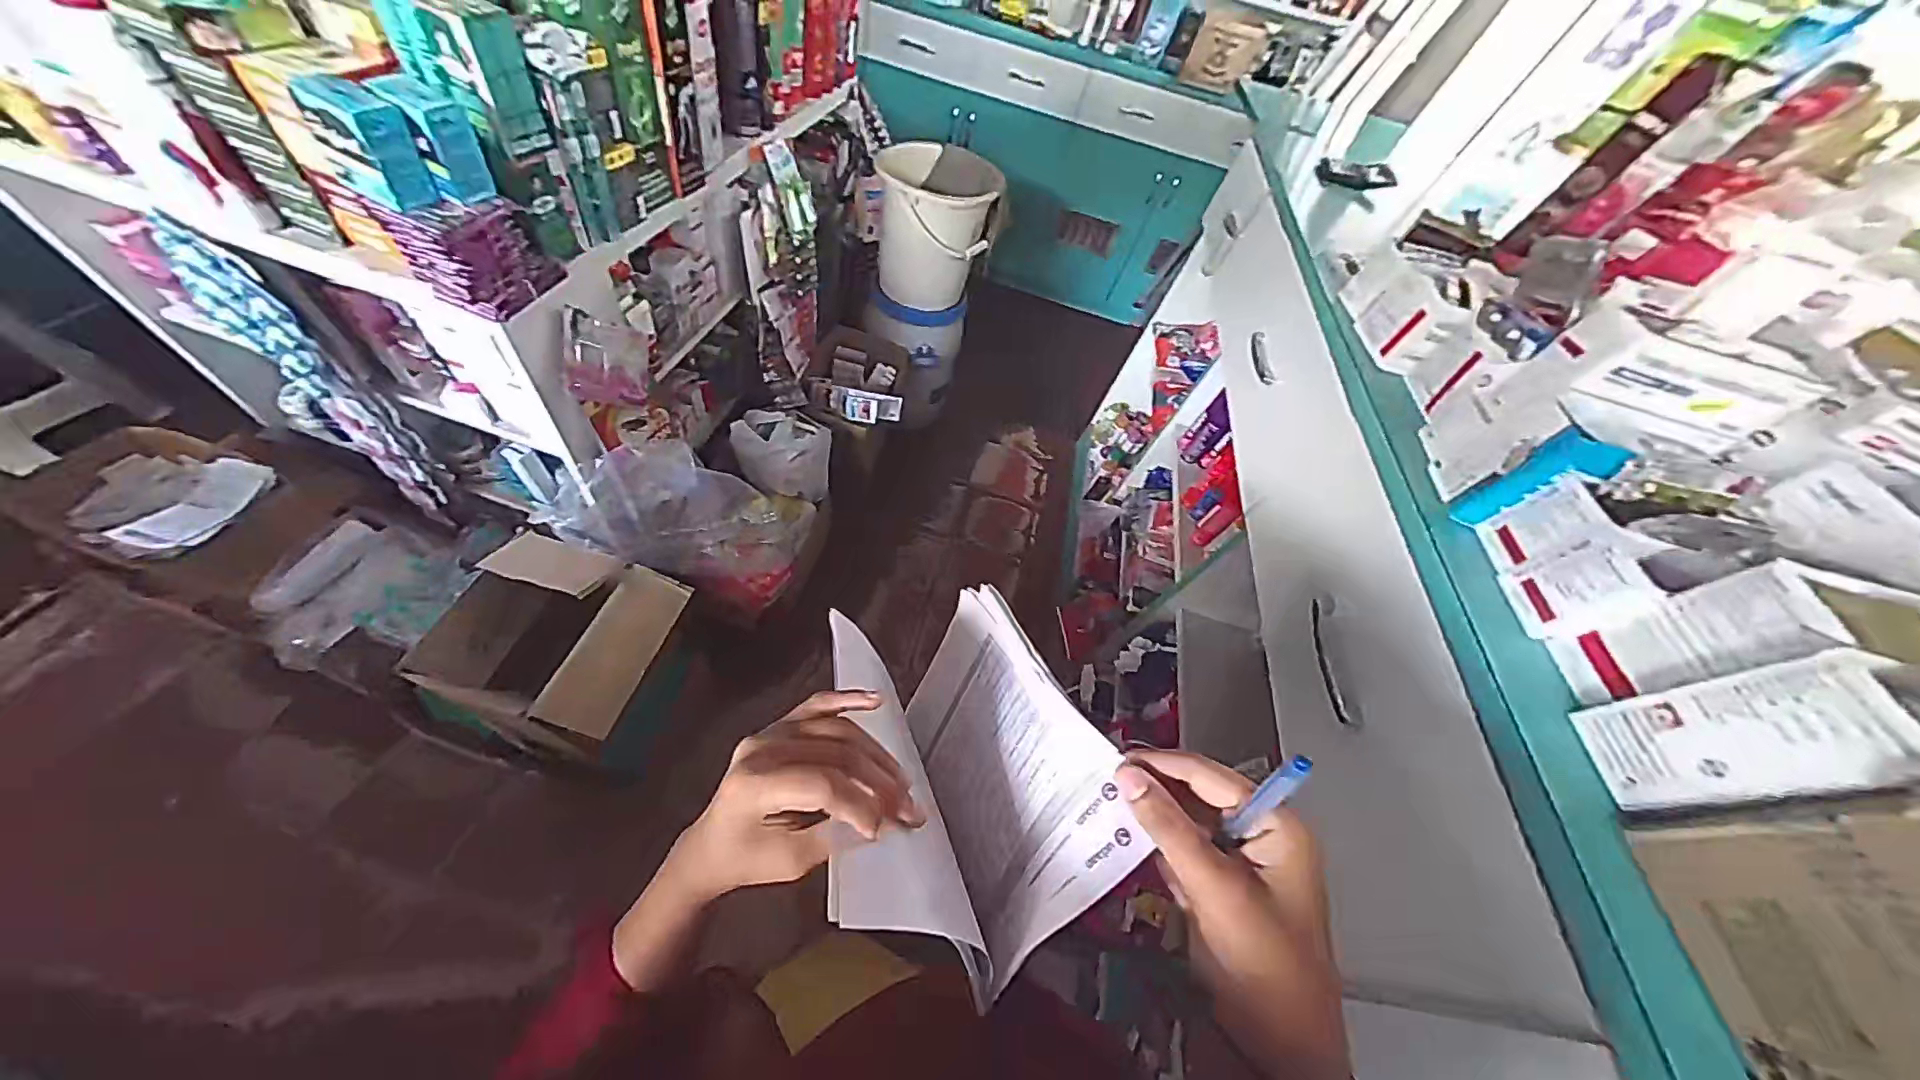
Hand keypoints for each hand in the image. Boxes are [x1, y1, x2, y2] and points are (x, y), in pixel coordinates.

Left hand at [667, 689, 925, 901]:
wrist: (709, 847)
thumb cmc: (743, 860)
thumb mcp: (789, 862)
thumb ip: (835, 837)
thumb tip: (881, 822)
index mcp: (753, 785)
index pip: (823, 786)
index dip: (860, 805)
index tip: (885, 827)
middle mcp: (760, 749)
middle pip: (836, 755)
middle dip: (879, 782)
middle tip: (907, 806)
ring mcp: (770, 732)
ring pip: (836, 730)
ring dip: (875, 753)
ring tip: (900, 779)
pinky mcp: (779, 726)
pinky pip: (818, 705)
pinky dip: (848, 700)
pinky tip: (875, 701)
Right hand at [1116, 750, 1348, 1079]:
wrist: (1279, 1047)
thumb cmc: (1268, 969)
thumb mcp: (1214, 888)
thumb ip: (1169, 828)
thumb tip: (1132, 778)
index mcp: (1277, 825)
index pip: (1211, 776)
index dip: (1164, 763)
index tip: (1120, 760)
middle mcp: (1260, 834)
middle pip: (1198, 795)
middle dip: (1156, 790)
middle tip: (1111, 781)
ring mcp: (1239, 860)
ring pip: (1186, 820)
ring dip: (1153, 818)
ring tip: (1114, 806)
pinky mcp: (1219, 883)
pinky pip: (1182, 848)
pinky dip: (1157, 846)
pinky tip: (1132, 841)